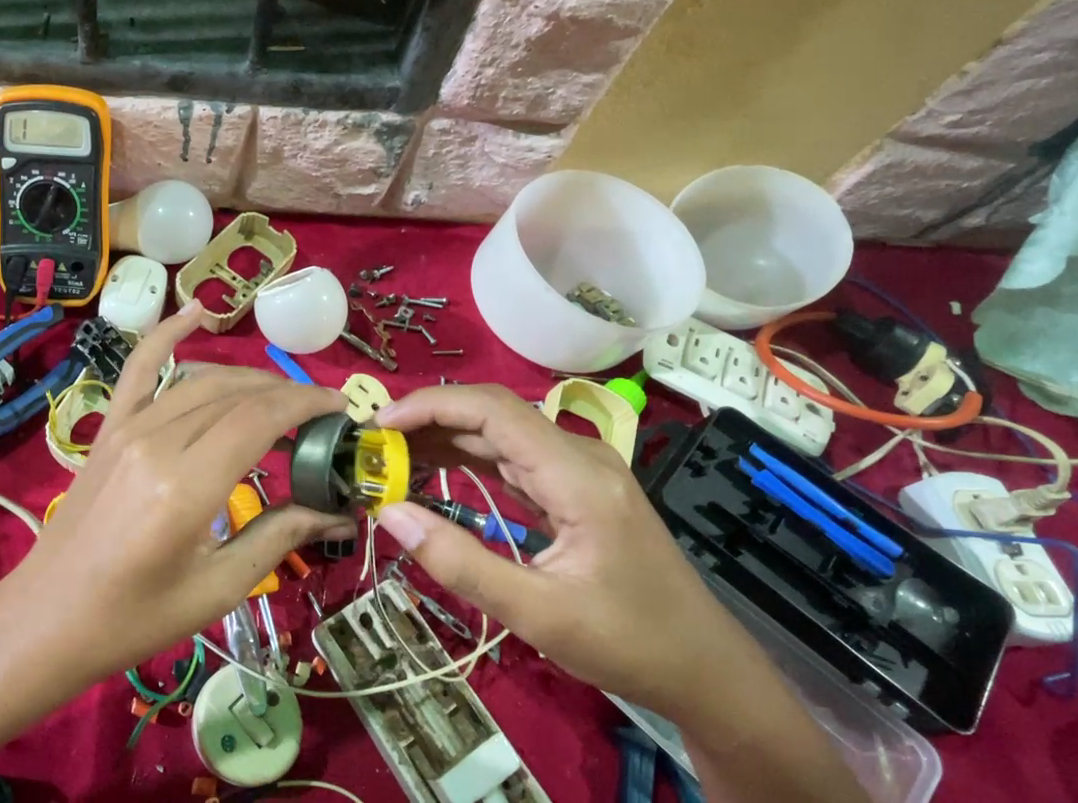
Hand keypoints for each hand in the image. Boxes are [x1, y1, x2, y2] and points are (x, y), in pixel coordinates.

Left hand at [5, 302, 354, 678]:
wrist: (50, 618)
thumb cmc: (136, 617)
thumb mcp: (218, 588)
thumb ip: (279, 537)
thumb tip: (340, 514)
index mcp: (186, 486)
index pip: (259, 419)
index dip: (306, 405)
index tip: (340, 409)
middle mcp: (157, 442)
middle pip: (235, 394)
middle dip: (286, 395)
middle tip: (320, 415)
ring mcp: (126, 428)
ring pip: (200, 380)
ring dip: (248, 379)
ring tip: (283, 396)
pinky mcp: (108, 428)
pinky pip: (139, 369)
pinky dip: (168, 334)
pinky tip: (197, 311)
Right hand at [371, 385, 766, 718]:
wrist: (704, 671)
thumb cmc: (627, 643)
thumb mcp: (537, 614)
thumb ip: (460, 562)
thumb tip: (388, 513)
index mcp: (578, 476)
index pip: (493, 410)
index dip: (431, 406)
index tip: (379, 425)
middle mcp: (579, 458)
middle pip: (493, 414)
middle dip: (428, 420)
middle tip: (372, 444)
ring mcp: (579, 471)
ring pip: (499, 434)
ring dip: (444, 438)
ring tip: (389, 455)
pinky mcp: (575, 490)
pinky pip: (511, 460)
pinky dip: (467, 460)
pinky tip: (432, 472)